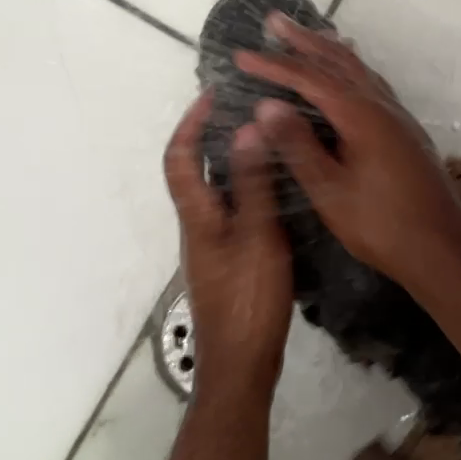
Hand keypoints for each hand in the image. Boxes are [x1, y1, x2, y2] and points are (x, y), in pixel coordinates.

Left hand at [163, 92, 293, 392]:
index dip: (190, 122)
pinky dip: (250, 186)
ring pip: (217, 189)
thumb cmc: (247, 299)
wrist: (242, 365)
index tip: (214, 94)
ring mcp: (215, 243)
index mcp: (197, 214)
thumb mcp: (256, 236)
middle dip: (213, 134)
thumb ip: (253, 183)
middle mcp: (199, 224)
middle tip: (247, 107)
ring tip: (268, 135)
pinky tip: (280, 185)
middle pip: (196, 170)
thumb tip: (245, 129)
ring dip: (234, 158)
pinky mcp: (232, 259)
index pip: (180, 157)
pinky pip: (235, 208)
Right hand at [236, 13, 460, 287]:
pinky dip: (352, 70)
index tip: (241, 55)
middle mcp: (382, 106)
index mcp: (360, 115)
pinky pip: (373, 84)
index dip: (274, 66)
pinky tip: (349, 80)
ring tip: (309, 37)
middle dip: (304, 41)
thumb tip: (267, 105)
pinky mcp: (406, 132)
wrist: (442, 249)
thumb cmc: (381, 225)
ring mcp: (398, 117)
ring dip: (331, 51)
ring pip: (360, 70)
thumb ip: (299, 145)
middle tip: (275, 21)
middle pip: (339, 61)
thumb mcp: (330, 191)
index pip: (309, 79)